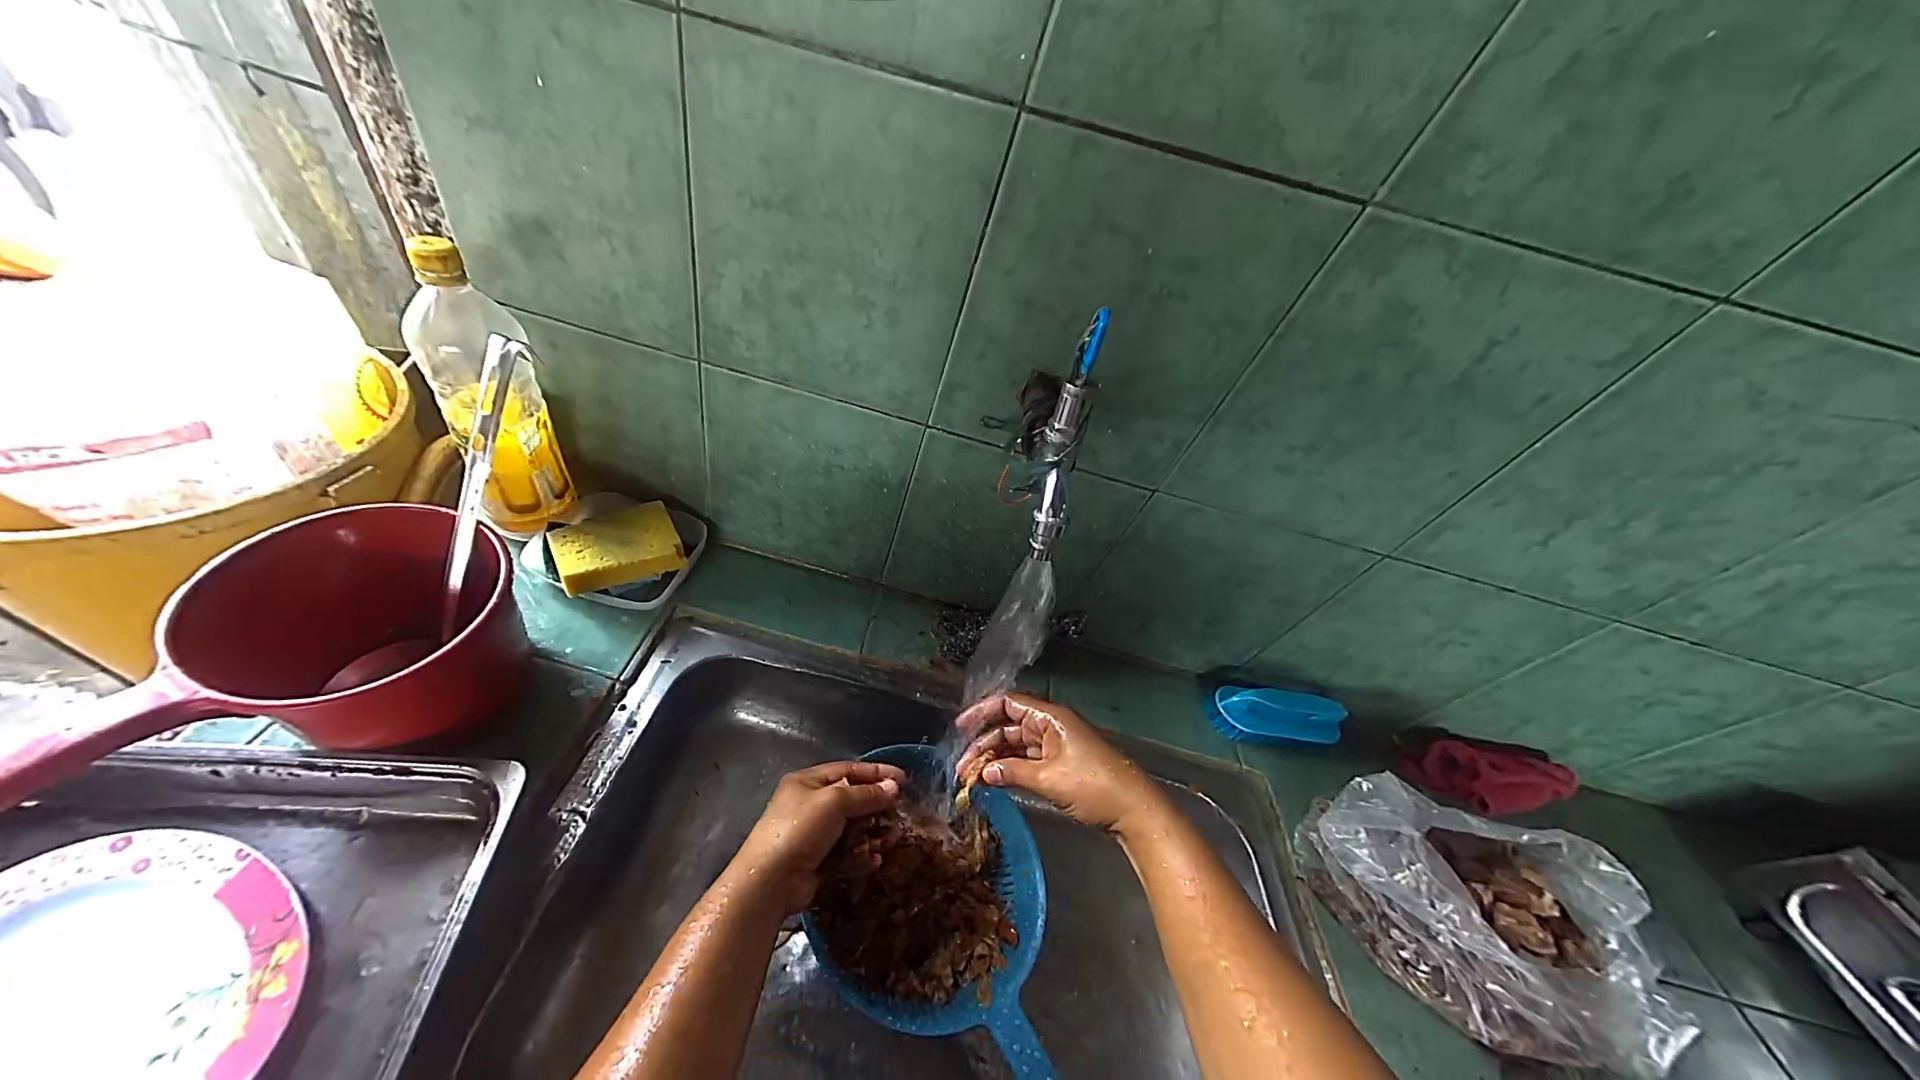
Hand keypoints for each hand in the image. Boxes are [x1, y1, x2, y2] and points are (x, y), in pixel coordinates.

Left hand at [729, 761, 904, 913]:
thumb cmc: (799, 830)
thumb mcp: (834, 802)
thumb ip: (866, 793)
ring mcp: (814, 836)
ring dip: (873, 833)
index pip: (848, 770)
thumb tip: (894, 787)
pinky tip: (874, 860)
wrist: (770, 882)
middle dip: (877, 805)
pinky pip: (848, 854)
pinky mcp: (819, 862)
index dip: (877, 773)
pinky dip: (862, 856)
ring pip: (853, 828)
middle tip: (900, 811)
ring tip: (890, 839)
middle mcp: (811, 806)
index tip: (904, 779)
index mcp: (808, 782)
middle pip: (853, 799)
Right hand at [954, 693, 1161, 831]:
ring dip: (995, 759)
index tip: (960, 729)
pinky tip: (994, 780)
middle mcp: (1052, 725)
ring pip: (1017, 745)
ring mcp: (1057, 745)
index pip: (1008, 704)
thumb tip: (983, 773)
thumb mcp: (1048, 779)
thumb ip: (1012, 772)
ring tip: (972, 777)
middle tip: (962, 766)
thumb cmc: (1095, 786)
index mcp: (1051, 717)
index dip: (982, 713)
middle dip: (984, 744)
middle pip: (1009, 726)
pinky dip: (1010, 768)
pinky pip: (1028, 759)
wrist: (1134, 809)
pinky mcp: (1060, 764)